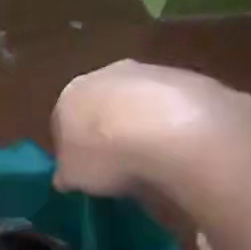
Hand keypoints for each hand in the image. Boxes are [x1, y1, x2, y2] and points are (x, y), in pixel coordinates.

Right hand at [50, 60, 250, 198]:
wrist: (171, 132)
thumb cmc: (106, 156)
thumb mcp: (72, 178)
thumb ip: (67, 173)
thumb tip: (67, 176)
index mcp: (70, 95)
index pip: (62, 122)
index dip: (72, 149)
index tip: (84, 172)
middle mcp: (106, 74)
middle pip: (101, 106)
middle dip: (107, 132)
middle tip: (117, 165)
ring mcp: (150, 71)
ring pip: (139, 103)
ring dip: (141, 126)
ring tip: (152, 161)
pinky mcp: (188, 77)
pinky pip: (172, 107)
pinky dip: (172, 125)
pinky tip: (178, 149)